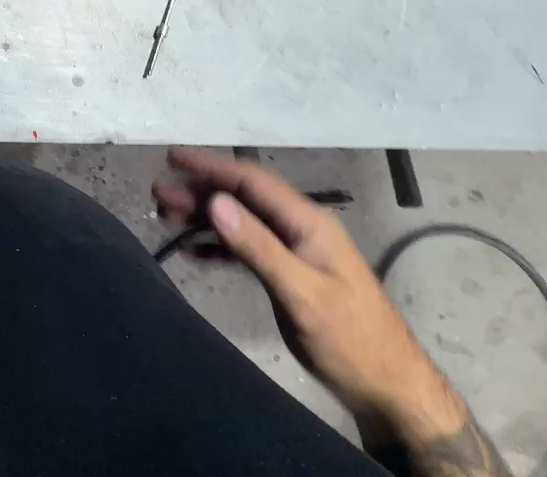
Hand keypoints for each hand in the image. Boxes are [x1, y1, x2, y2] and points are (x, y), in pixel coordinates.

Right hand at [152, 149, 464, 434]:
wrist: (389, 388)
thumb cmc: (349, 339)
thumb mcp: (301, 293)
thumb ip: (258, 246)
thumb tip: (216, 201)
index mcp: (308, 222)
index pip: (252, 180)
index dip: (211, 165)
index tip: (172, 157)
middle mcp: (299, 227)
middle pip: (242, 198)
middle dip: (199, 190)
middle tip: (157, 194)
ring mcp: (294, 250)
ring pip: (241, 221)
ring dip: (204, 217)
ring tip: (165, 217)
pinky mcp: (288, 273)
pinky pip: (246, 248)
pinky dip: (217, 246)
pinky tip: (191, 252)